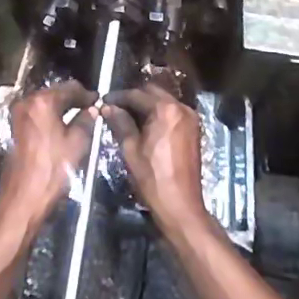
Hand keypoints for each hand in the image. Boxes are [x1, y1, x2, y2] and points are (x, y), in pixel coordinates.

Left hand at [0, 80, 96, 225]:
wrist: (22, 198)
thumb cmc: (52, 170)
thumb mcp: (76, 143)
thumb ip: (86, 120)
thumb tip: (92, 109)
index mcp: (43, 102)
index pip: (70, 88)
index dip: (86, 94)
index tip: (98, 100)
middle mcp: (27, 102)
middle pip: (55, 93)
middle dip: (73, 99)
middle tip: (90, 108)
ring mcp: (18, 115)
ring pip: (45, 103)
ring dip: (61, 107)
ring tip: (79, 116)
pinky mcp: (14, 127)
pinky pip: (37, 114)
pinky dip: (49, 116)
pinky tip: (61, 125)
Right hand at [102, 85, 205, 230]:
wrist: (181, 205)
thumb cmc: (153, 178)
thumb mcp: (131, 149)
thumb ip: (121, 123)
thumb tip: (108, 107)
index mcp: (165, 109)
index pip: (138, 95)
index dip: (119, 97)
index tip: (104, 101)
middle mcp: (181, 106)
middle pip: (153, 93)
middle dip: (134, 98)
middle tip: (115, 107)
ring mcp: (190, 117)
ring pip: (164, 101)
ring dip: (147, 105)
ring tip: (128, 116)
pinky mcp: (193, 128)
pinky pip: (173, 112)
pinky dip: (159, 113)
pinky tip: (146, 125)